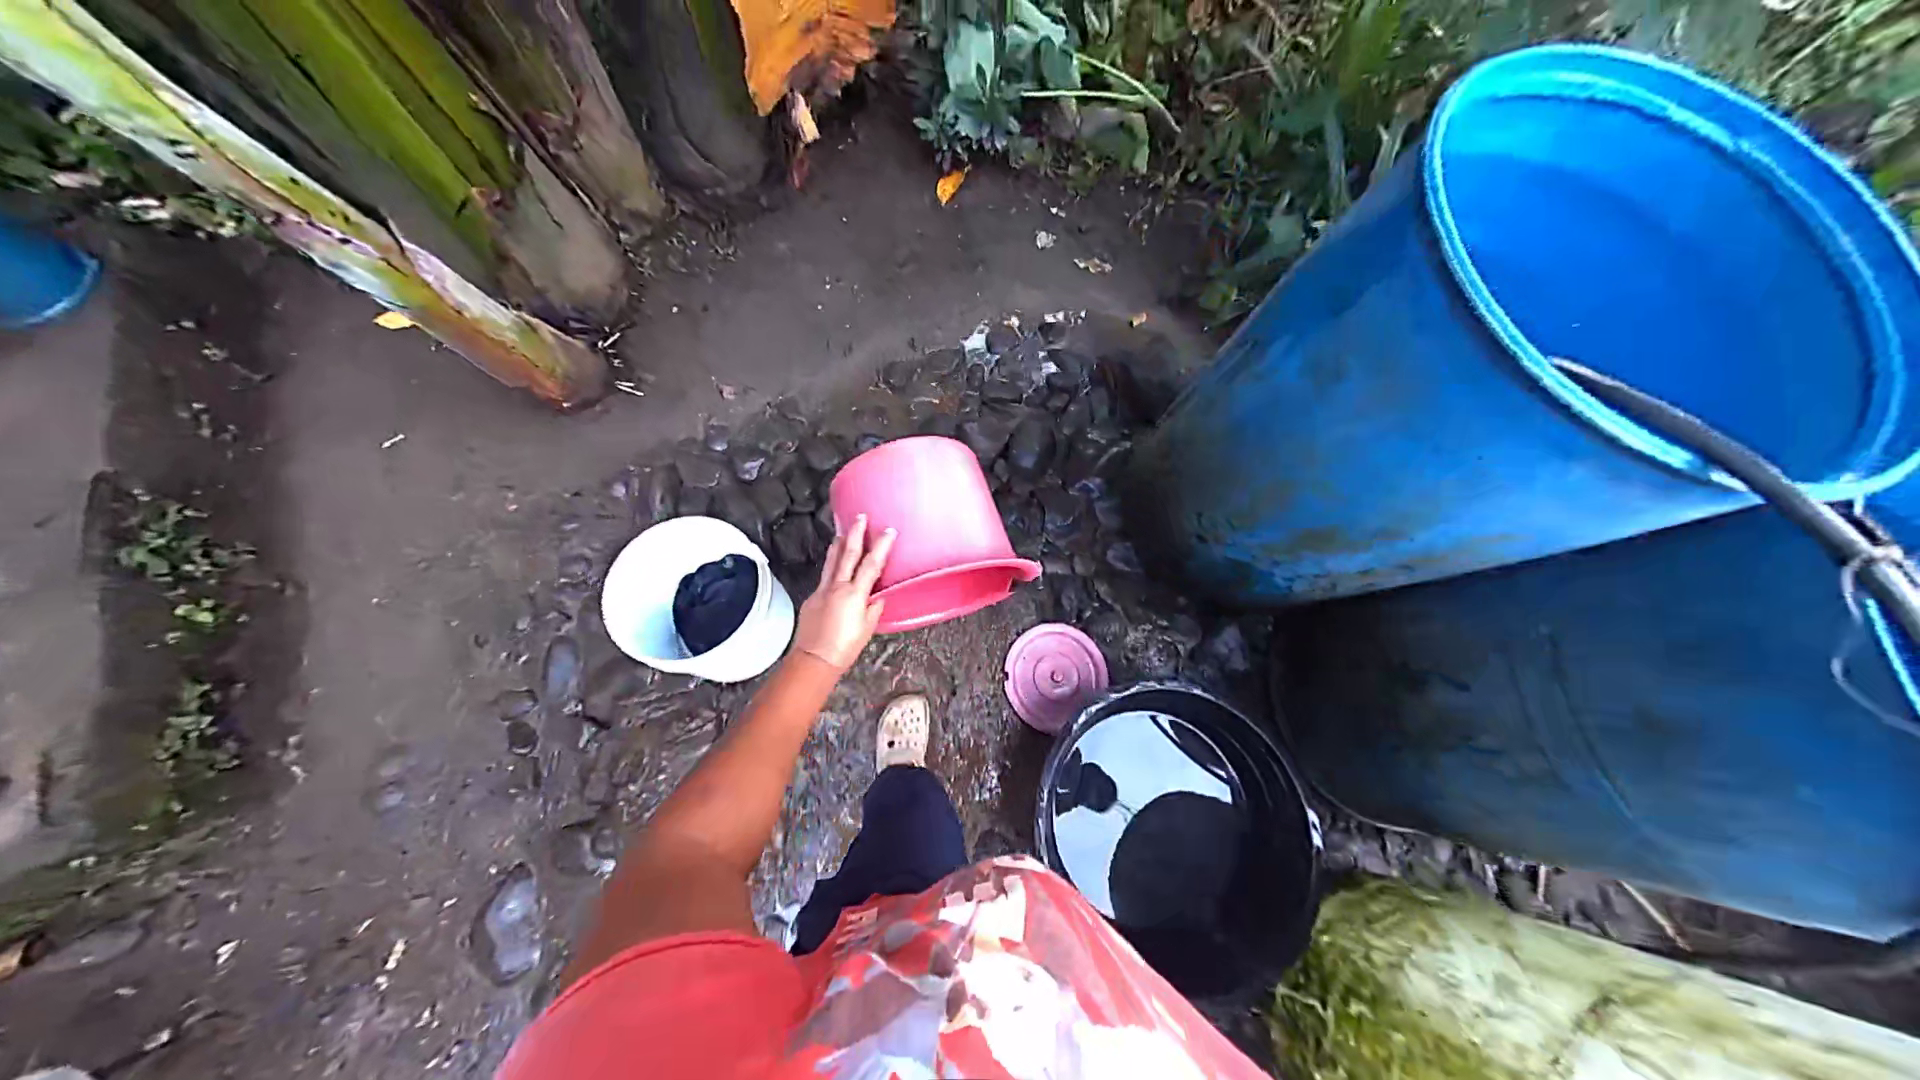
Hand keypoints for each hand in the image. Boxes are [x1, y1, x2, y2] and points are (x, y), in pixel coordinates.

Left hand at [793, 514, 894, 672]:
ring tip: (841, 532)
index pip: (872, 564)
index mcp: (855, 594)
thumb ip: (873, 609)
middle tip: (860, 517)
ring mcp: (822, 591)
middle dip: (855, 534)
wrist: (814, 659)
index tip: (888, 531)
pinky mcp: (812, 598)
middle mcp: (837, 587)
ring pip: (831, 562)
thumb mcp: (867, 628)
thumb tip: (876, 599)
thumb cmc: (844, 647)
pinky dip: (830, 567)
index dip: (881, 546)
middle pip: (848, 554)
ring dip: (838, 545)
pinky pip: (824, 577)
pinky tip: (832, 566)